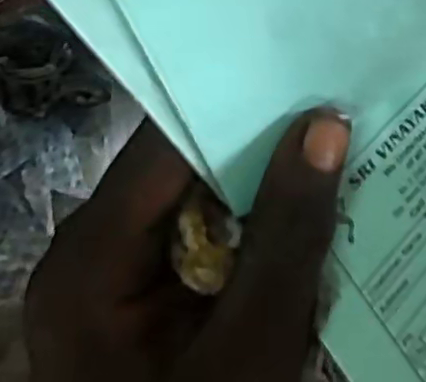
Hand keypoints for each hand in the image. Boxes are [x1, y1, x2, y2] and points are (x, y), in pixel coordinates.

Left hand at [24, 109, 351, 381]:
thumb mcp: (251, 351)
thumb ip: (288, 233)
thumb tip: (325, 122)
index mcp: (88, 260)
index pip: (167, 146)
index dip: (237, 105)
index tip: (307, 75)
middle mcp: (97, 249)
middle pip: (187, 164)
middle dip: (263, 141)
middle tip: (336, 103)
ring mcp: (125, 272)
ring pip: (206, 194)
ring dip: (269, 179)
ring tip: (337, 139)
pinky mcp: (156, 293)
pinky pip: (213, 230)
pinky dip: (262, 219)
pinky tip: (313, 203)